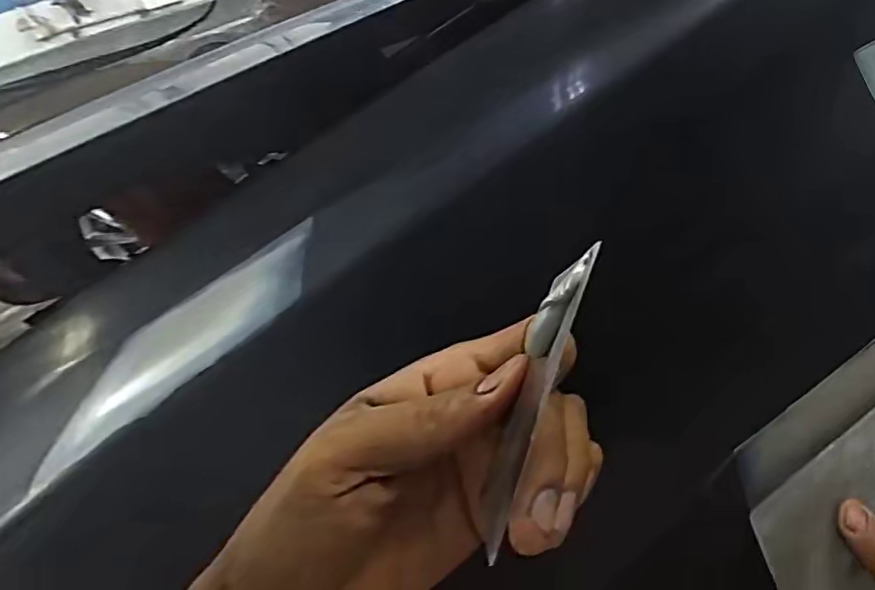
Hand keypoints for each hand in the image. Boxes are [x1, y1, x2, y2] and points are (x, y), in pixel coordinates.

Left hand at [193, 319, 603, 589]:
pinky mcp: (502, 507)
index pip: (510, 344)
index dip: (546, 342)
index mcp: (442, 383)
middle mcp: (480, 411)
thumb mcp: (345, 456)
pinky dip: (574, 489)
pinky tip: (550, 525)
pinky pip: (561, 477)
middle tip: (538, 508)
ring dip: (567, 474)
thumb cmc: (301, 520)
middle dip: (554, 444)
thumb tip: (512, 376)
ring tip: (541, 532)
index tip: (560, 370)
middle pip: (548, 396)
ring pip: (565, 433)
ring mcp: (494, 460)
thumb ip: (426, 418)